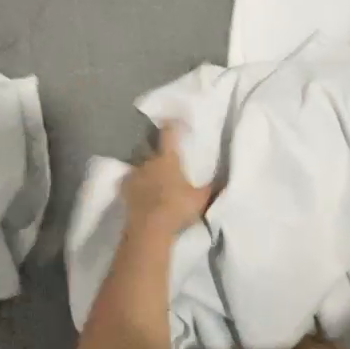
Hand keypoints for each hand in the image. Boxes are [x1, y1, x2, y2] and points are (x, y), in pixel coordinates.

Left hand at [122, 124, 211, 239]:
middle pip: (151, 147)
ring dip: (145, 168)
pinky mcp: (123, 190)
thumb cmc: (178, 208)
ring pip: (139, 164)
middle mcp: (149, 160)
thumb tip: (225, 179)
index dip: (173, 123)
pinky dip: (133, 183)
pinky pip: (128, 181)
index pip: (169, 132)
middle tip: (165, 158)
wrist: (150, 228)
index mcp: (168, 157)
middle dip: (157, 150)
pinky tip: (137, 190)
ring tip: (152, 176)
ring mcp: (134, 174)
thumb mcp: (201, 199)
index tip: (175, 120)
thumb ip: (212, 187)